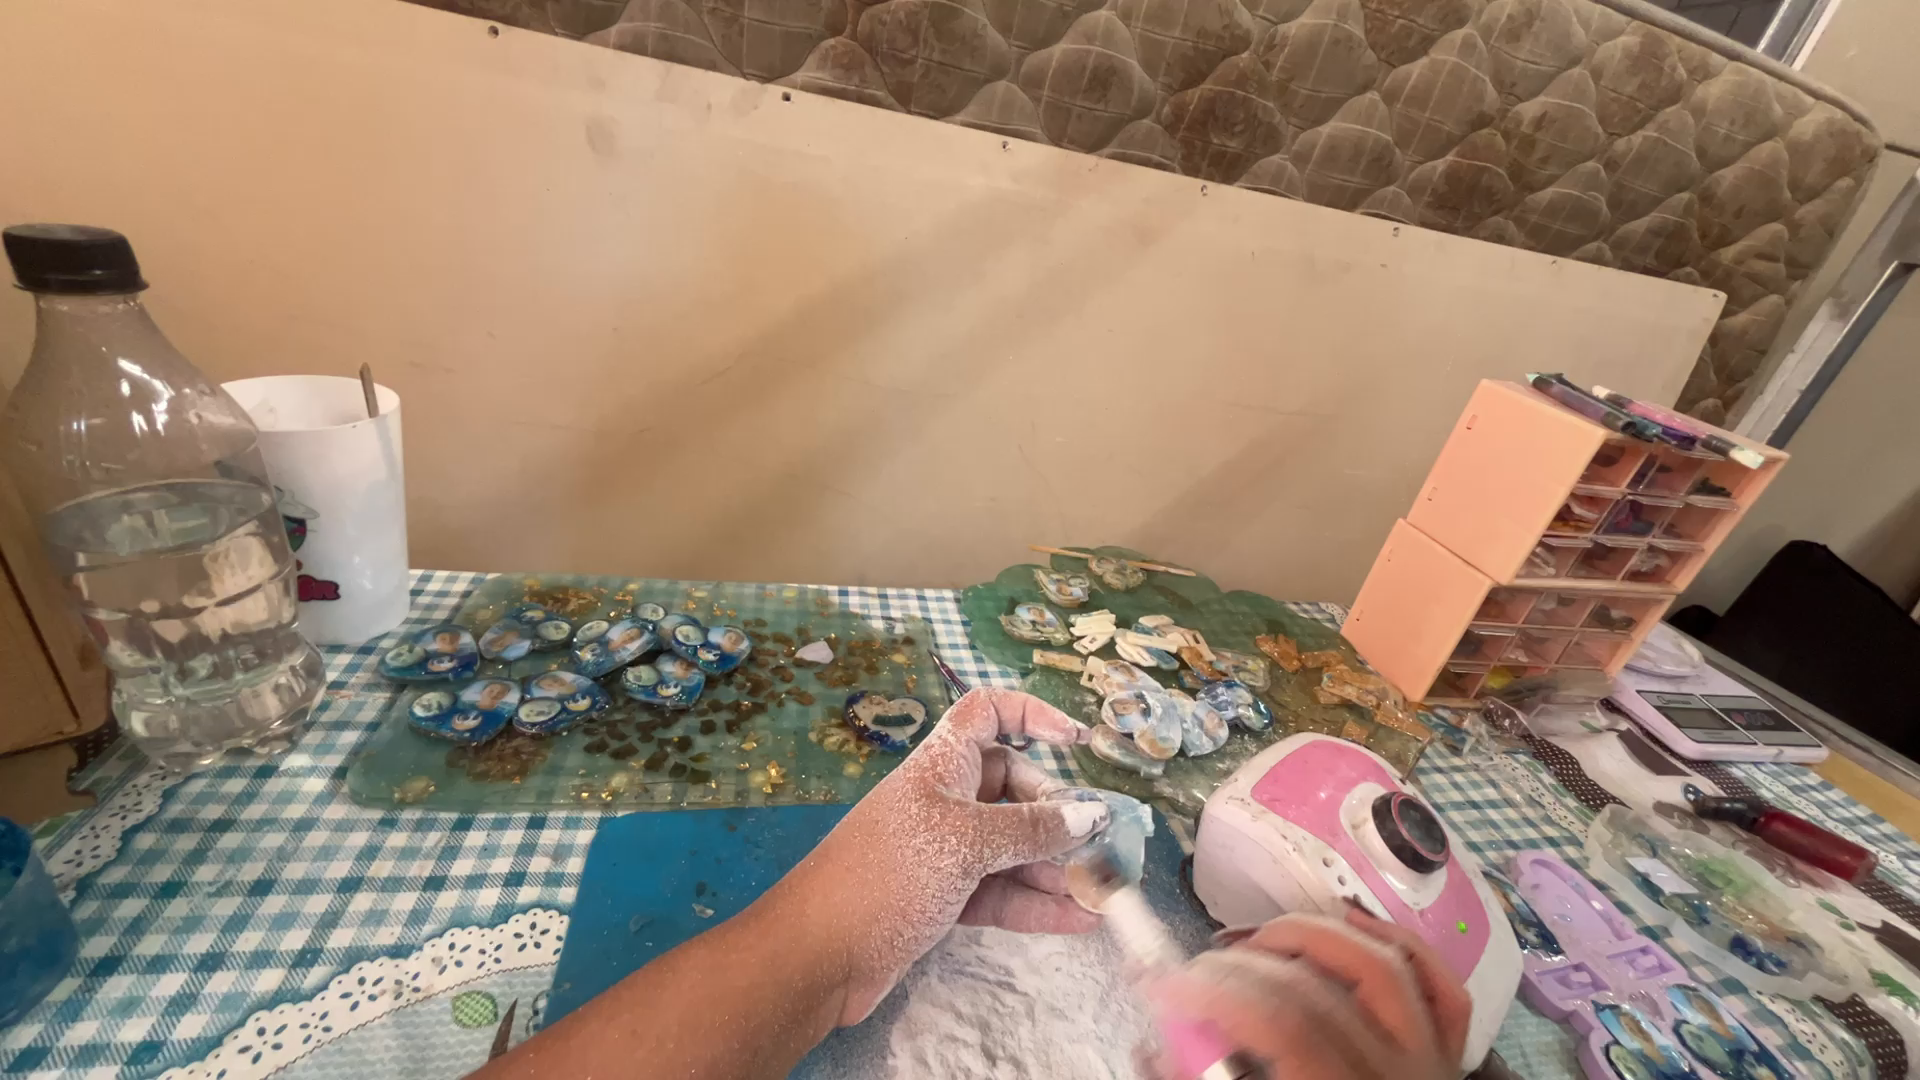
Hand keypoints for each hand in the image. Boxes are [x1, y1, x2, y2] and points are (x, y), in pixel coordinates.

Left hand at [766, 687, 1110, 1025]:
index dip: (1032, 714)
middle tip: (1097, 847)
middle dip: (1057, 815)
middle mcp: (949, 796)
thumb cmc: (892, 871)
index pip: (988, 712)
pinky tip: (1080, 920)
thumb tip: (1091, 815)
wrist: (820, 954)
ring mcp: (947, 847)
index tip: (1076, 741)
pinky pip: (1001, 888)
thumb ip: (1031, 829)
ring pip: (1012, 843)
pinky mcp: (947, 894)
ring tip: (1101, 891)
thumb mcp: (966, 842)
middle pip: (1014, 787)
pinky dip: (1036, 902)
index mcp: (945, 762)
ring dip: (1054, 866)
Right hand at [1152, 909, 1471, 1079]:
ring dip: (1307, 935)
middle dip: (1236, 968)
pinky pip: (1437, 986)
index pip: (1285, 1024)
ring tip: (1254, 944)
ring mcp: (1431, 1066)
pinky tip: (1344, 925)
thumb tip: (1153, 1049)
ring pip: (1379, 966)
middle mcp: (1399, 1079)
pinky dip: (1393, 942)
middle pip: (1313, 991)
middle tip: (1190, 976)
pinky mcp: (1446, 1059)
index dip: (1218, 992)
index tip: (1164, 988)